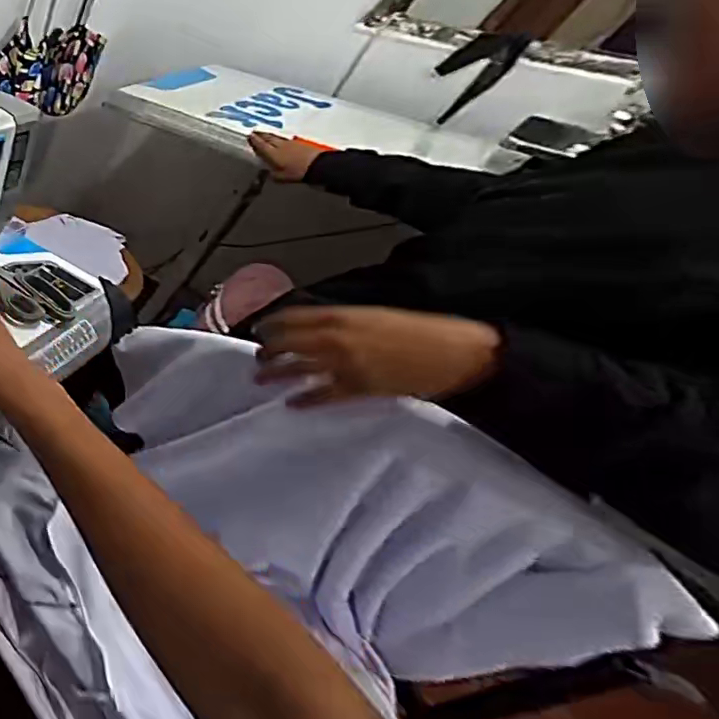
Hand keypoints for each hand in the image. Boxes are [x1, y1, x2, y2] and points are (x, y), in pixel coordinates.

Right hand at [248, 131, 323, 181]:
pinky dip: (280, 139)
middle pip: (268, 138)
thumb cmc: (296, 172)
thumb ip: (272, 174)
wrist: (319, 165)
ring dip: (270, 135)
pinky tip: (281, 140)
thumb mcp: (280, 177)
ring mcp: (291, 143)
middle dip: (261, 134)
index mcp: (272, 153)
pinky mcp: (300, 143)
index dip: (254, 140)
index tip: (249, 135)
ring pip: (277, 138)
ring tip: (265, 134)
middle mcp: (280, 146)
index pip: (261, 145)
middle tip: (255, 131)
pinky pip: (286, 139)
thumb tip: (267, 172)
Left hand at [255, 306, 500, 406]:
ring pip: (296, 368)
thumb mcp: (372, 314)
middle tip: (259, 357)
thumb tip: (313, 326)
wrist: (459, 353)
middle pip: (285, 344)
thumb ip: (339, 320)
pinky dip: (303, 400)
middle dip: (267, 351)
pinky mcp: (358, 388)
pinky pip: (321, 395)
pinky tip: (291, 403)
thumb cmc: (421, 329)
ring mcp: (343, 365)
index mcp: (338, 317)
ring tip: (260, 377)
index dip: (269, 325)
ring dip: (274, 373)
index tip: (259, 330)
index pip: (288, 318)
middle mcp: (333, 339)